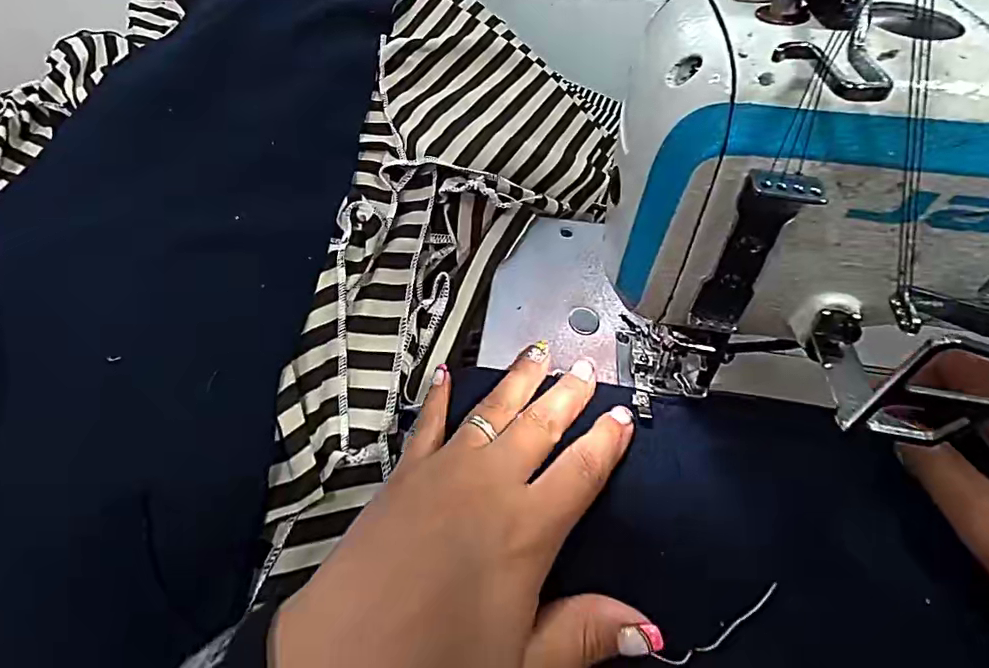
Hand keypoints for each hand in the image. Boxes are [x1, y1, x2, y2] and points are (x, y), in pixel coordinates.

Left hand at [271, 345, 662, 667]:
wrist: (341, 658)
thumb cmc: (436, 664)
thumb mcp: (521, 661)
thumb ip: (583, 632)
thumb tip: (647, 628)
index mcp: (527, 529)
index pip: (581, 471)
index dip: (606, 441)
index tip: (622, 417)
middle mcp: (491, 485)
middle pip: (541, 425)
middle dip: (568, 394)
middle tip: (585, 369)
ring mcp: (446, 470)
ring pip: (494, 409)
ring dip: (519, 379)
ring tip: (538, 352)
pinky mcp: (406, 471)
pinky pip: (430, 422)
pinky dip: (440, 395)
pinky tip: (447, 372)